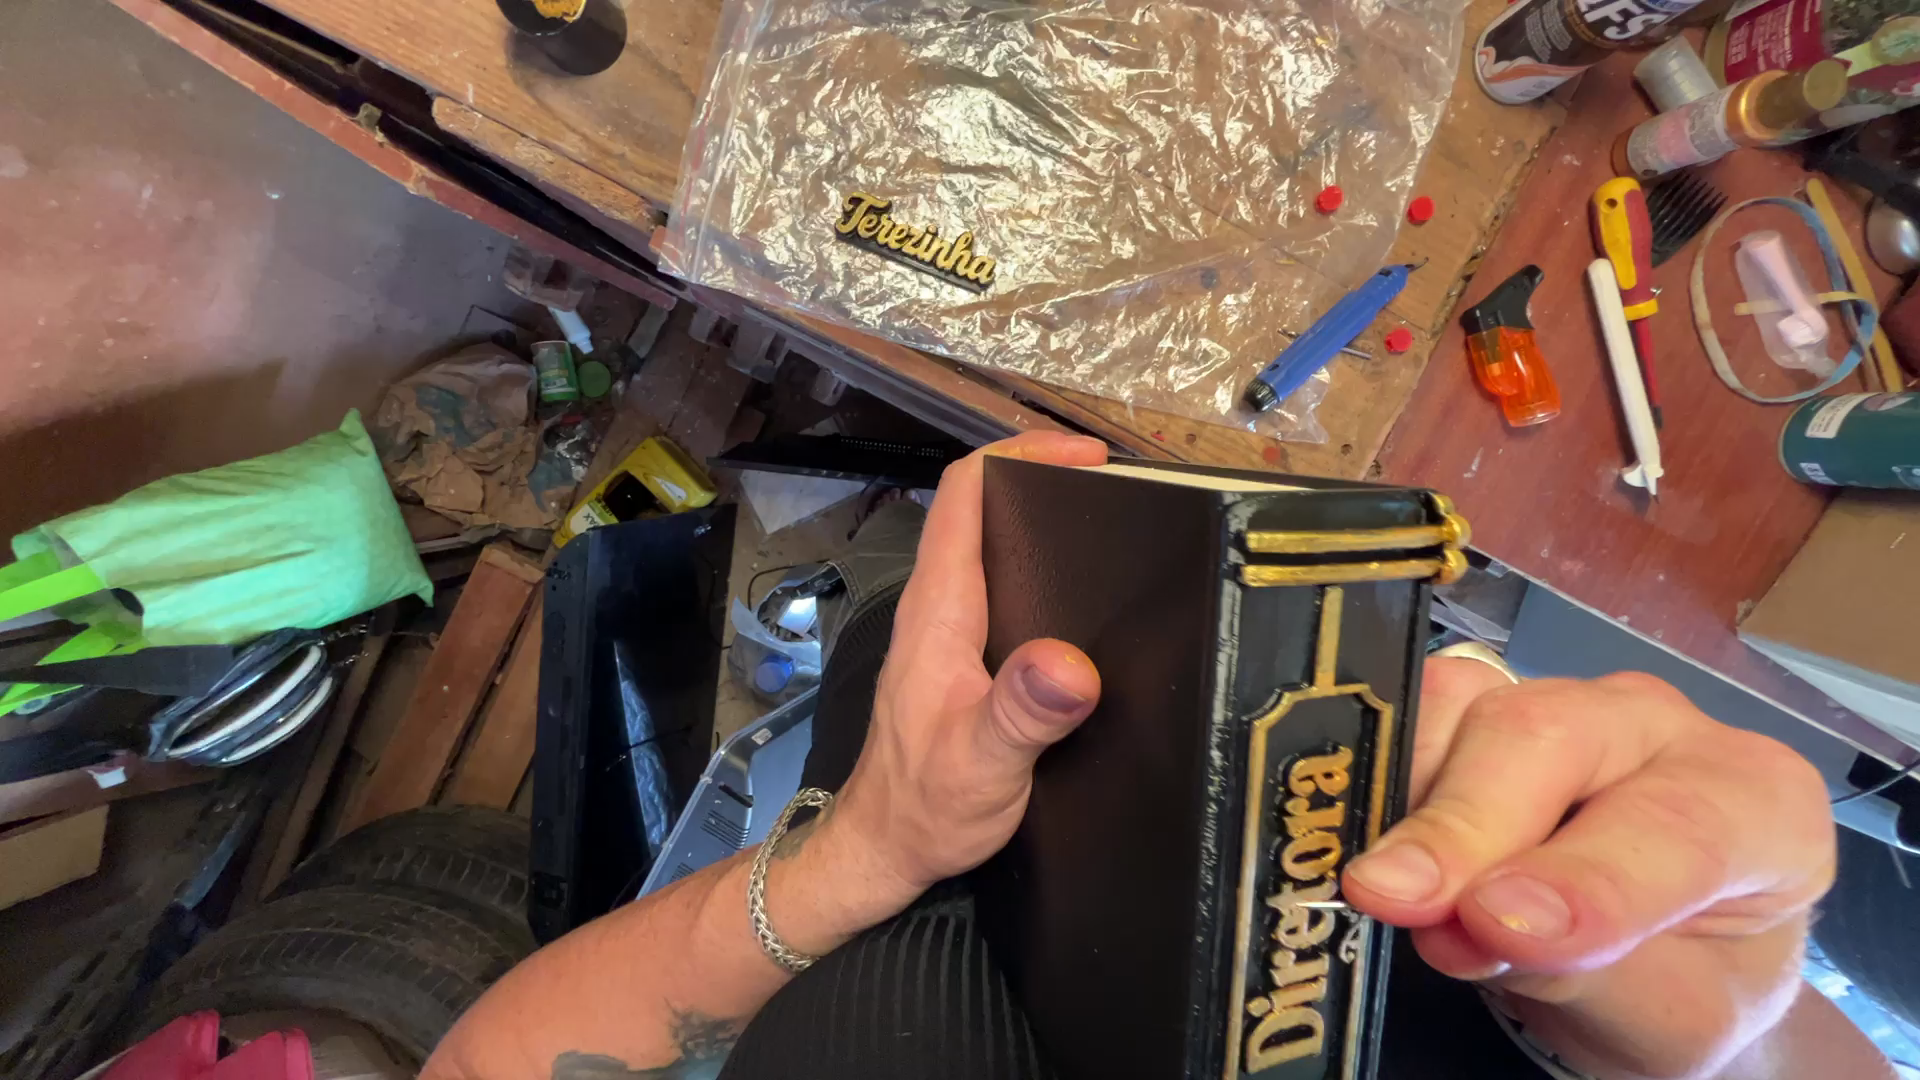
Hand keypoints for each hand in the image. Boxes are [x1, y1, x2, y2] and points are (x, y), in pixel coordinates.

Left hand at [824, 432, 1107, 895]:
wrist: (886, 843)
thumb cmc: (924, 804)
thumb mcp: (980, 764)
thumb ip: (1021, 713)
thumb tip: (1071, 663)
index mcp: (939, 607)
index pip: (963, 495)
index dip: (1017, 456)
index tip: (1084, 457)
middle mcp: (938, 604)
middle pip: (978, 509)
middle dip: (1038, 479)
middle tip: (1110, 486)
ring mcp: (946, 627)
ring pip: (988, 546)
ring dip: (1040, 522)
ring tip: (1107, 528)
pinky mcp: (961, 653)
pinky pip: (999, 586)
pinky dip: (1039, 567)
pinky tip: (1081, 594)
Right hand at [1344, 660, 1836, 1079]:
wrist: (1630, 948)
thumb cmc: (1670, 979)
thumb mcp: (1657, 1011)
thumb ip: (1567, 969)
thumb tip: (1448, 928)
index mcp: (1749, 795)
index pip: (1670, 823)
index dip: (1580, 876)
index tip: (1494, 926)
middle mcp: (1638, 721)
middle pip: (1537, 736)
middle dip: (1461, 823)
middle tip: (1395, 896)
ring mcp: (1535, 692)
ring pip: (1452, 706)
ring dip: (1403, 796)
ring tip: (1384, 882)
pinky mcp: (1457, 695)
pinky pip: (1400, 708)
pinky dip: (1372, 771)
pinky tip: (1376, 834)